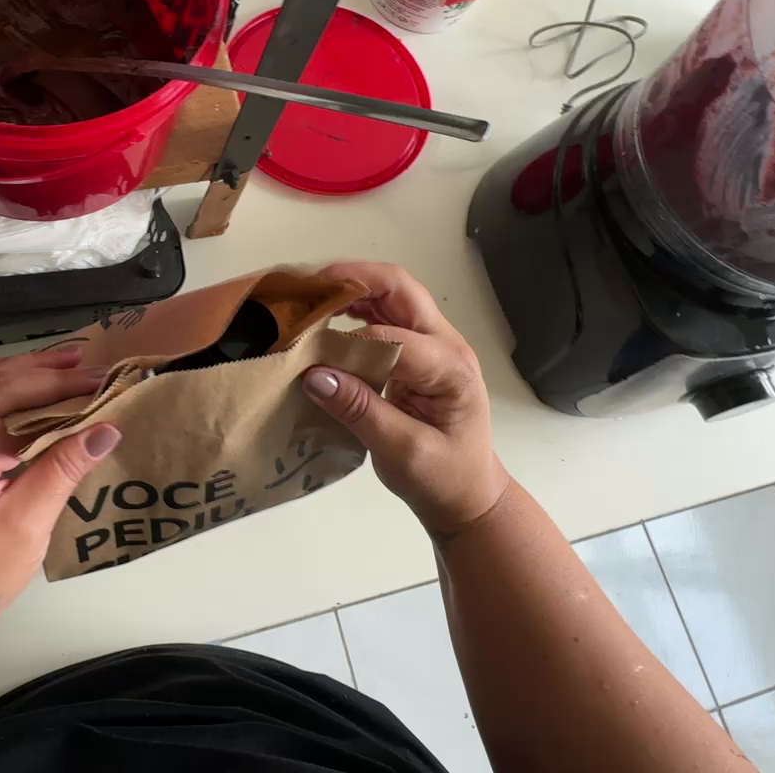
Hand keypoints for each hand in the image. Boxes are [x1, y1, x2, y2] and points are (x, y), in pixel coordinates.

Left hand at [0, 344, 121, 648]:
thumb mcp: (27, 527)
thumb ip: (63, 469)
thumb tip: (108, 426)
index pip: (16, 408)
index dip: (63, 394)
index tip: (105, 385)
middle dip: (49, 374)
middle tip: (96, 370)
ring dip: (28, 368)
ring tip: (72, 359)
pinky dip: (7, 381)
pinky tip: (35, 374)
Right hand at [300, 261, 509, 537]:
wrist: (469, 494)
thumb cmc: (443, 479)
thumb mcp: (402, 454)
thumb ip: (361, 411)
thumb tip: (314, 375)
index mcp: (449, 368)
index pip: (391, 337)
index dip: (345, 341)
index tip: (304, 354)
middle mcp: (446, 343)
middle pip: (399, 288)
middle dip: (352, 279)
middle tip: (307, 285)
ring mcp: (434, 342)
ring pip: (392, 292)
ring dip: (352, 286)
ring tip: (310, 293)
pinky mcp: (419, 348)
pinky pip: (387, 312)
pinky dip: (356, 304)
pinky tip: (329, 311)